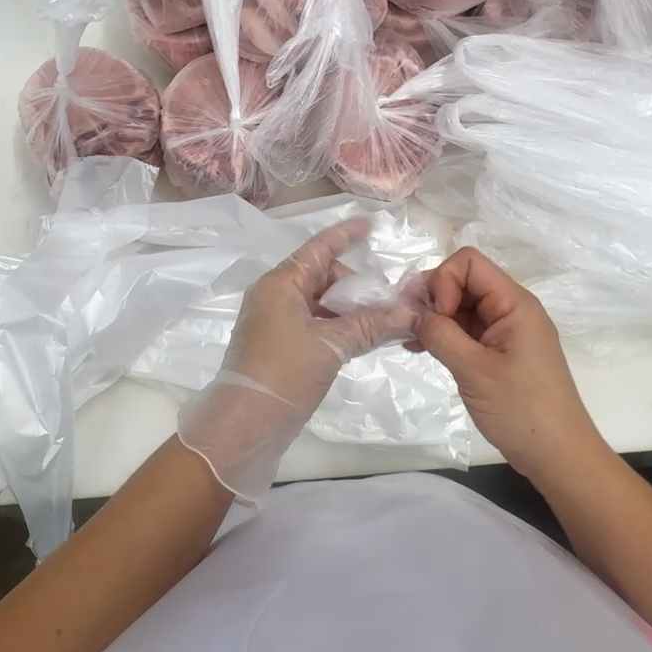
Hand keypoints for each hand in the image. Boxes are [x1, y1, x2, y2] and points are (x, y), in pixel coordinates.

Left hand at [178, 217, 422, 502]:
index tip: (369, 224)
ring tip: (381, 324)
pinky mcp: (278, 347)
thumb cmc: (282, 374)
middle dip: (355, 285)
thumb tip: (409, 313)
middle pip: (322, 276)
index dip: (344, 235)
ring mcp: (274, 322)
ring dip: (349, 310)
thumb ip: (370, 325)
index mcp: (280, 283)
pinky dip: (337, 327)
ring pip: (319, 303)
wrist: (242, 427)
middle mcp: (274, 296)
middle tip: (389, 303)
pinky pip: (314, 324)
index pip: (318, 248)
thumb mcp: (331, 346)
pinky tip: (360, 340)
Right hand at [415, 247, 610, 487]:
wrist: (559, 458)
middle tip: (409, 325)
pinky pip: (466, 329)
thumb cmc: (522, 410)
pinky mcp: (499, 352)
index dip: (444, 281)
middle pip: (463, 281)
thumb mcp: (474, 371)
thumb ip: (440, 335)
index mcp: (514, 304)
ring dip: (434, 317)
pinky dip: (443, 334)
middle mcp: (511, 309)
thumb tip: (410, 312)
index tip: (437, 316)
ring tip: (410, 339)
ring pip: (461, 306)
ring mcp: (505, 331)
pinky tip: (420, 349)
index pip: (469, 262)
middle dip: (433, 297)